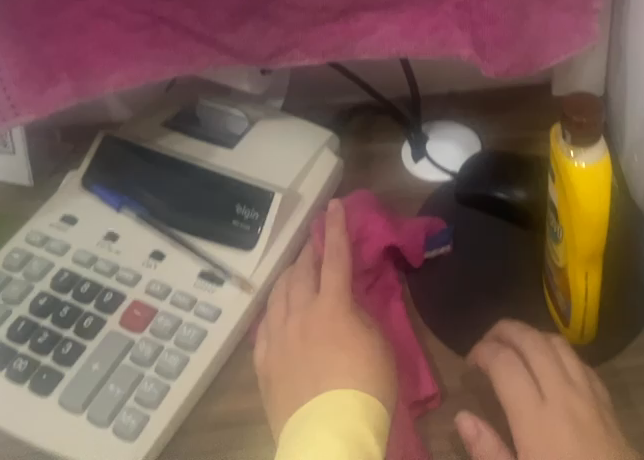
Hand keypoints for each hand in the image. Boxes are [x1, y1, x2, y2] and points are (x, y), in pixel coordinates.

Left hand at [253, 199, 396, 437]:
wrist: (331, 438)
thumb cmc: (367, 389)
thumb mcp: (378, 342)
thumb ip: (361, 313)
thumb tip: (349, 300)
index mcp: (333, 305)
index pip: (335, 255)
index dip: (336, 228)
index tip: (334, 205)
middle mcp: (300, 314)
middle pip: (302, 270)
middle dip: (310, 249)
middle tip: (316, 239)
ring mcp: (278, 338)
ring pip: (279, 293)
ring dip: (290, 274)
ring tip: (298, 270)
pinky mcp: (264, 363)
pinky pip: (265, 324)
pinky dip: (274, 308)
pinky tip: (278, 308)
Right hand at [458, 320, 637, 459]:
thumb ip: (489, 451)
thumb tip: (462, 417)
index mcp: (536, 419)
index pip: (505, 364)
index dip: (483, 352)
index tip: (470, 361)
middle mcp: (562, 395)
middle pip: (532, 341)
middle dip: (505, 331)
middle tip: (486, 340)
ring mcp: (587, 393)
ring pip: (557, 342)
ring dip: (532, 335)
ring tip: (514, 345)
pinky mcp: (605, 399)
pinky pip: (578, 359)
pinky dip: (557, 350)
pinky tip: (550, 363)